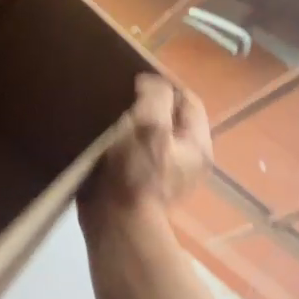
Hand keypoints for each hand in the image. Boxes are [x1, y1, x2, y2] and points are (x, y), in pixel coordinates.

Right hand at [91, 74, 210, 210]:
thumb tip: (150, 81)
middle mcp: (186, 158)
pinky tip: (102, 134)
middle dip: (147, 102)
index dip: (165, 84)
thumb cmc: (134, 172)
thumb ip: (156, 97)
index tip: (134, 77)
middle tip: (118, 93)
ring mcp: (163, 172)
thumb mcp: (149, 127)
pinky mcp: (139, 181)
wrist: (114, 221)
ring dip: (132, 120)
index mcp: (197, 144)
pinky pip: (134, 149)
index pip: (189, 100)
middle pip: (170, 116)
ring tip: (107, 111)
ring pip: (150, 133)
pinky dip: (121, 138)